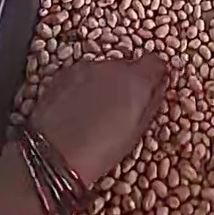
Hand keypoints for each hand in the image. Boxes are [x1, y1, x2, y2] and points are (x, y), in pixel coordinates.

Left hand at [28, 55, 167, 183]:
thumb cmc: (101, 150)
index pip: (155, 62)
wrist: (54, 152)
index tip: (153, 86)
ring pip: (104, 70)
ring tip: (96, 112)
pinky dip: (84, 86)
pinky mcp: (65, 72)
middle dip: (128, 82)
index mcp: (136, 80)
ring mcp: (86, 66)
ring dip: (105, 83)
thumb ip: (151, 102)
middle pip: (128, 65)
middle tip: (121, 108)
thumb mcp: (136, 132)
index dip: (155, 74)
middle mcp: (112, 66)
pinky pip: (83, 74)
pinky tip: (78, 108)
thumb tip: (159, 86)